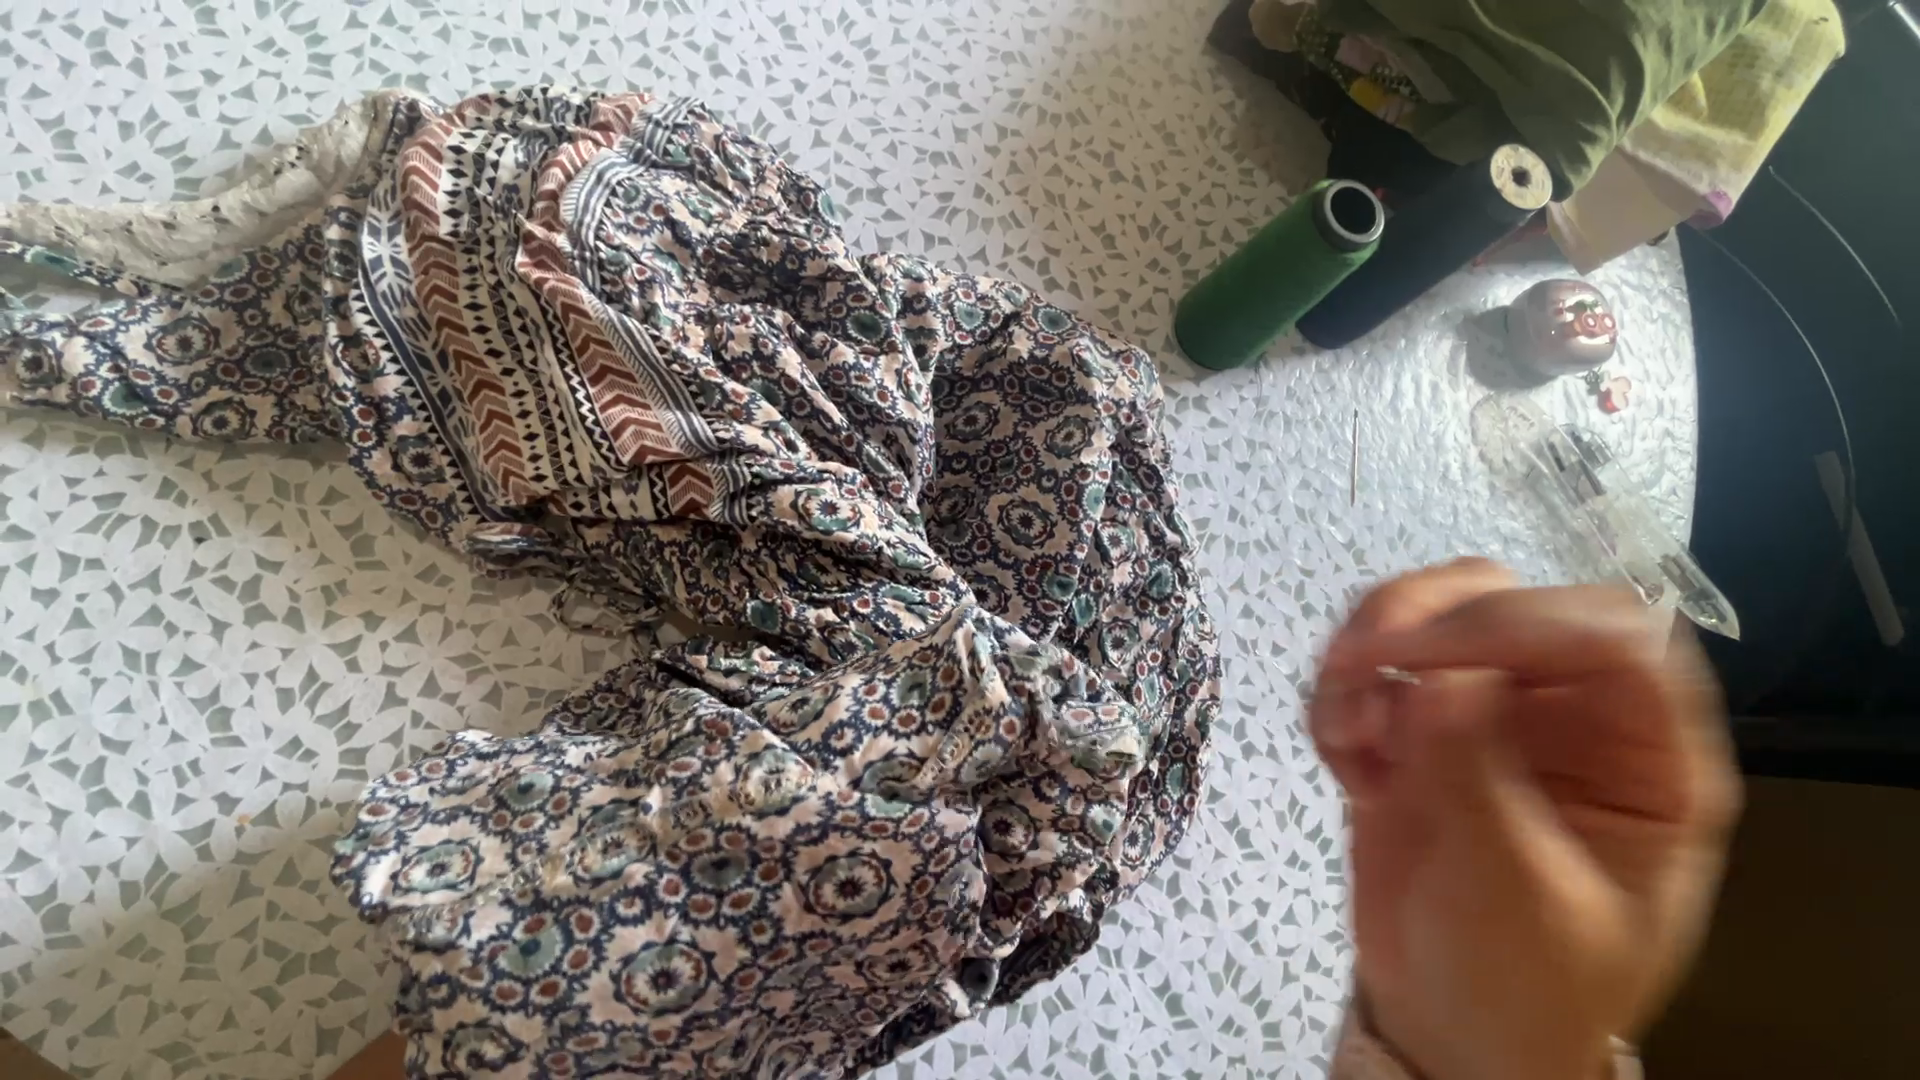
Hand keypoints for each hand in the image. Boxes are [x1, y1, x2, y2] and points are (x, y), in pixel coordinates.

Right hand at [1310, 560, 1739, 1079]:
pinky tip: (1344, 767)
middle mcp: (1563, 710)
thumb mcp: (1518, 894)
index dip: (1517, 620)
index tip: (1412, 657)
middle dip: (1413, 617)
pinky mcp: (1410, 724)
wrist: (1448, 1017)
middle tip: (1347, 665)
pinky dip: (1333, 701)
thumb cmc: (1519, 978)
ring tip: (1342, 734)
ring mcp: (1481, 710)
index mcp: (1640, 753)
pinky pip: (1363, 667)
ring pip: (1422, 612)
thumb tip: (1440, 678)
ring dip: (1361, 653)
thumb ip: (1479, 780)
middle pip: (1499, 596)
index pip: (1608, 634)